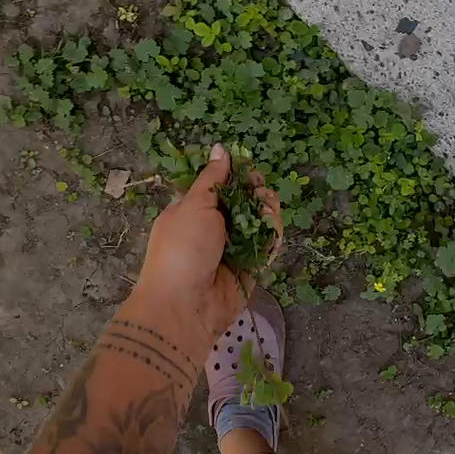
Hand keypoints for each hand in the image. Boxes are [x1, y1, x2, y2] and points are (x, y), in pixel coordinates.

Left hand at [129, 144, 281, 362]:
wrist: (184, 306)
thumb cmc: (182, 248)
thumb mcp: (194, 204)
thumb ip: (213, 178)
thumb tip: (220, 147)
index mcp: (191, 210)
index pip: (218, 186)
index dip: (234, 174)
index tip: (247, 166)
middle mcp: (212, 228)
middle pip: (243, 202)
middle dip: (255, 190)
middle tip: (259, 186)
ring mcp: (232, 249)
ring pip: (258, 222)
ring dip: (266, 209)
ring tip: (266, 205)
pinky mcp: (250, 268)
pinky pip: (267, 245)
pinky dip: (272, 233)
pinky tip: (272, 223)